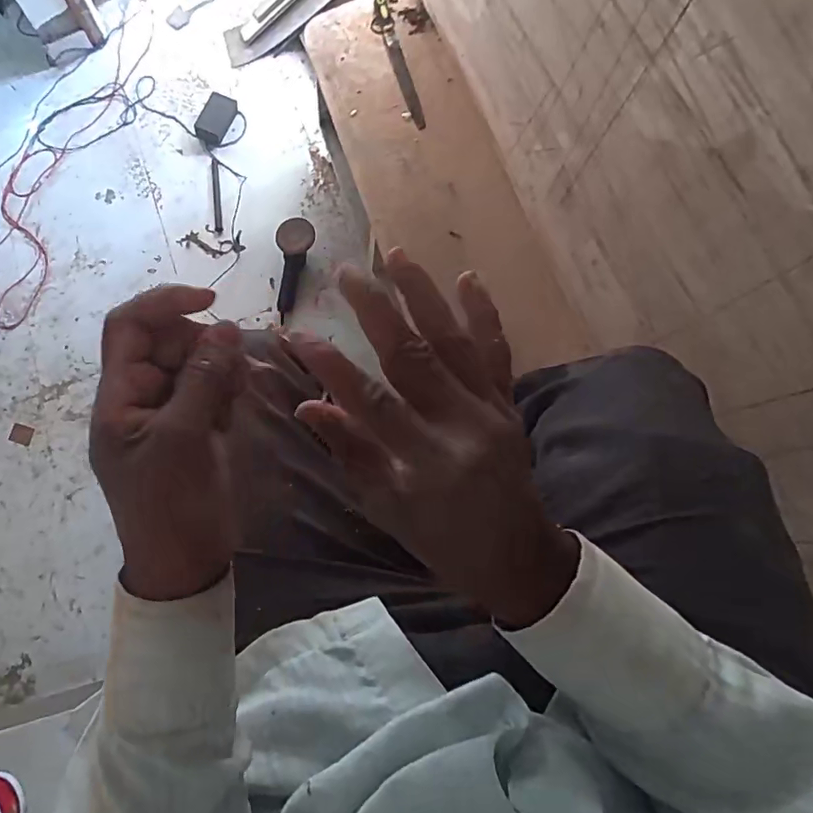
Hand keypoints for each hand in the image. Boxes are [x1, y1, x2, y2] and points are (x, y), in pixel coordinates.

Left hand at [90, 285, 246, 601]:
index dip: (162, 303)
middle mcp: (137, 399)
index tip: (209, 300)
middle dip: (203, 345)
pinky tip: (237, 406)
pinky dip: (225, 390)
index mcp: (118, 399)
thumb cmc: (171, 508)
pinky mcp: (190, 429)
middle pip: (166, 343)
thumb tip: (226, 328)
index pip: (128, 328)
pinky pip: (206, 390)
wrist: (184, 567)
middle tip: (238, 369)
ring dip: (220, 368)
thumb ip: (202, 380)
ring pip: (191, 365)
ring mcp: (165, 414)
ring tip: (242, 391)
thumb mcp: (183, 440)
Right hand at [284, 251, 578, 626]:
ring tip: (396, 255)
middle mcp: (460, 428)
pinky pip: (497, 353)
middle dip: (375, 309)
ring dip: (424, 295)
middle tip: (346, 273)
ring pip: (454, 342)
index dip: (328, 363)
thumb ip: (349, 452)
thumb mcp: (384, 507)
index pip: (368, 400)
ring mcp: (490, 411)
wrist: (516, 557)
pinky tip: (469, 279)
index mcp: (423, 462)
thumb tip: (308, 405)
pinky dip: (484, 314)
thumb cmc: (439, 539)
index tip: (295, 332)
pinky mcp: (509, 404)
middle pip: (413, 356)